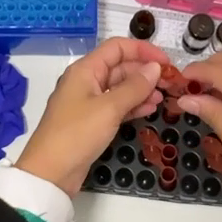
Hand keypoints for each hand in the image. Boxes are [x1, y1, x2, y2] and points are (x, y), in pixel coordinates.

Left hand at [16, 37, 170, 197]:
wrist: (50, 173)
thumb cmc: (77, 134)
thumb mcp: (109, 108)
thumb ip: (134, 87)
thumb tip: (155, 67)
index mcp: (86, 69)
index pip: (117, 47)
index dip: (143, 50)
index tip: (166, 62)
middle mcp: (87, 81)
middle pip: (120, 66)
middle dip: (145, 71)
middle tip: (171, 82)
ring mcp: (89, 102)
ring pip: (120, 87)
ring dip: (142, 89)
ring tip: (164, 97)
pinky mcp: (93, 121)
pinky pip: (117, 105)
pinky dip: (133, 105)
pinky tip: (151, 108)